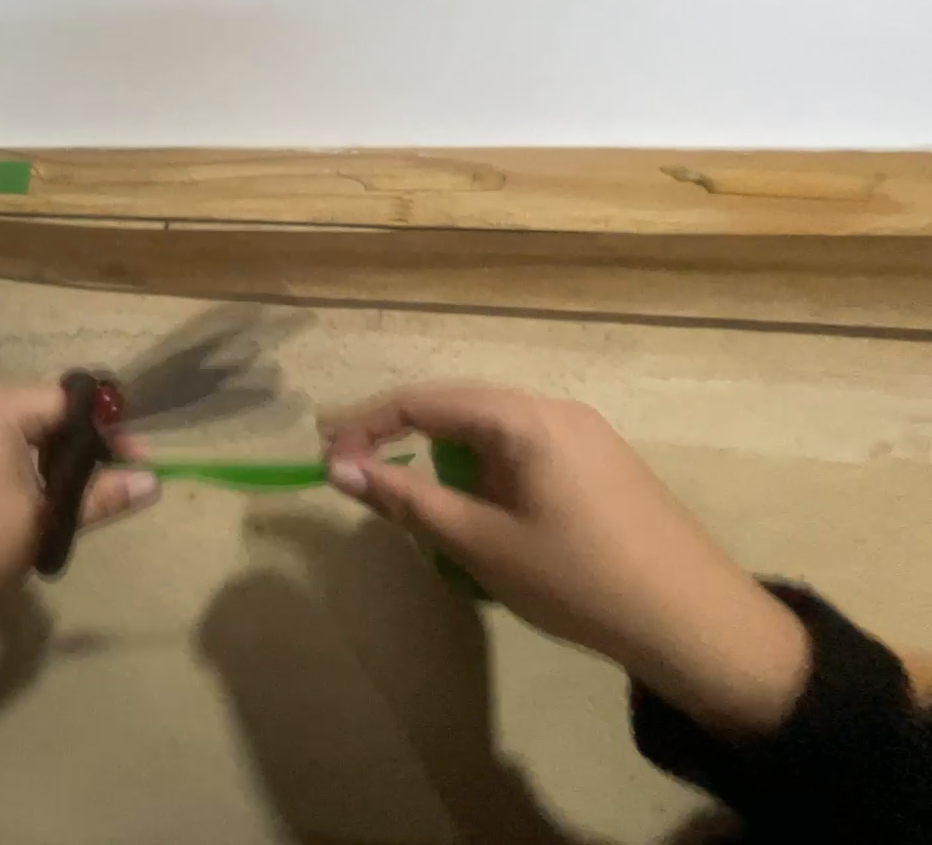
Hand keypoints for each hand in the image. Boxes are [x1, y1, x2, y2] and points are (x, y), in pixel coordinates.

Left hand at [0, 387, 160, 655]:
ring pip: (26, 436)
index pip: (69, 400)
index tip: (139, 457)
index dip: (108, 426)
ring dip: (57, 463)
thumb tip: (154, 480)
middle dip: (86, 447)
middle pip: (48, 415)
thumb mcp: (45, 520)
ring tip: (86, 498)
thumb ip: (101, 497)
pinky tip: (44, 503)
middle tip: (120, 481)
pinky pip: (2, 451)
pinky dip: (29, 470)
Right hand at [321, 383, 809, 737]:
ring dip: (436, 451)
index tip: (326, 458)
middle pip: (448, 405)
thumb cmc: (579, 580)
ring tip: (412, 492)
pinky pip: (512, 444)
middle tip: (352, 466)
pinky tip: (472, 500)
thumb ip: (402, 496)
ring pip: (479, 426)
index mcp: (523, 419)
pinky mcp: (593, 459)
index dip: (364, 426)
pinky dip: (474, 464)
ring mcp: (578, 432)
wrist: (708, 632)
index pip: (419, 402)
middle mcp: (550, 409)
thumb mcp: (477, 541)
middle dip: (394, 432)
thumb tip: (337, 468)